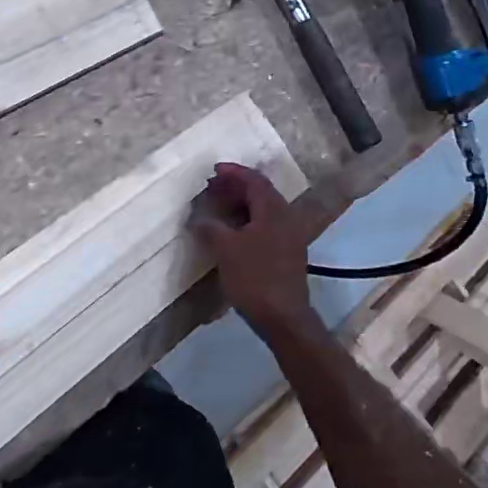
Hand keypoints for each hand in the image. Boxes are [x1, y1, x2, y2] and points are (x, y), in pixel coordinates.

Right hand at [191, 162, 317, 337]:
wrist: (282, 317)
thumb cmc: (254, 277)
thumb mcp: (225, 249)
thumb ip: (210, 228)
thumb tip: (199, 219)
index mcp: (274, 211)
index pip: (254, 181)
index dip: (234, 173)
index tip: (214, 170)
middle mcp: (285, 218)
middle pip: (261, 193)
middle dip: (235, 187)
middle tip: (212, 187)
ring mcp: (289, 237)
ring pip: (262, 211)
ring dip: (240, 204)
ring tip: (217, 207)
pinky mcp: (286, 253)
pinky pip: (265, 226)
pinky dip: (246, 220)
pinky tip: (230, 231)